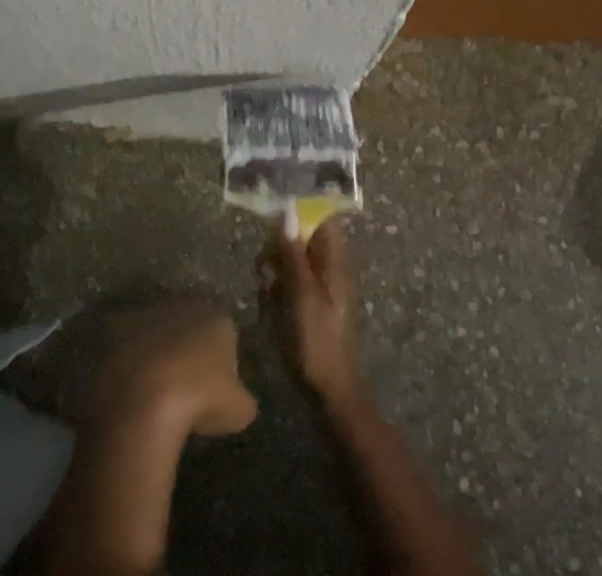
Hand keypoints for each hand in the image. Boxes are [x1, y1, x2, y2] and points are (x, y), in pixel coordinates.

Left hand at [87, 299, 257, 436]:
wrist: (142, 399)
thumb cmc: (201, 399)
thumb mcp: (240, 410)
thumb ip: (241, 397)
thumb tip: (234, 399)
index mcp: (216, 316)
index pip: (226, 333)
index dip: (222, 361)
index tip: (216, 389)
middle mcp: (181, 304)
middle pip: (189, 326)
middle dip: (187, 349)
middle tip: (186, 387)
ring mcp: (143, 313)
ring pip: (156, 332)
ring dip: (156, 352)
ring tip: (155, 391)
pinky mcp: (112, 329)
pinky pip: (127, 346)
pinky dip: (130, 362)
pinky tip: (132, 389)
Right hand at [261, 216, 363, 409]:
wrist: (328, 389)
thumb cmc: (318, 341)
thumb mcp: (302, 294)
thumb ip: (293, 253)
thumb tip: (287, 211)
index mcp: (335, 262)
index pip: (322, 219)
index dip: (300, 212)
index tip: (272, 215)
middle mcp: (328, 269)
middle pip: (300, 238)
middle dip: (279, 247)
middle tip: (266, 268)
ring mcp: (318, 287)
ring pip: (289, 261)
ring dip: (274, 270)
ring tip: (267, 290)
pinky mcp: (306, 304)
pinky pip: (286, 284)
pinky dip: (275, 290)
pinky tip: (269, 306)